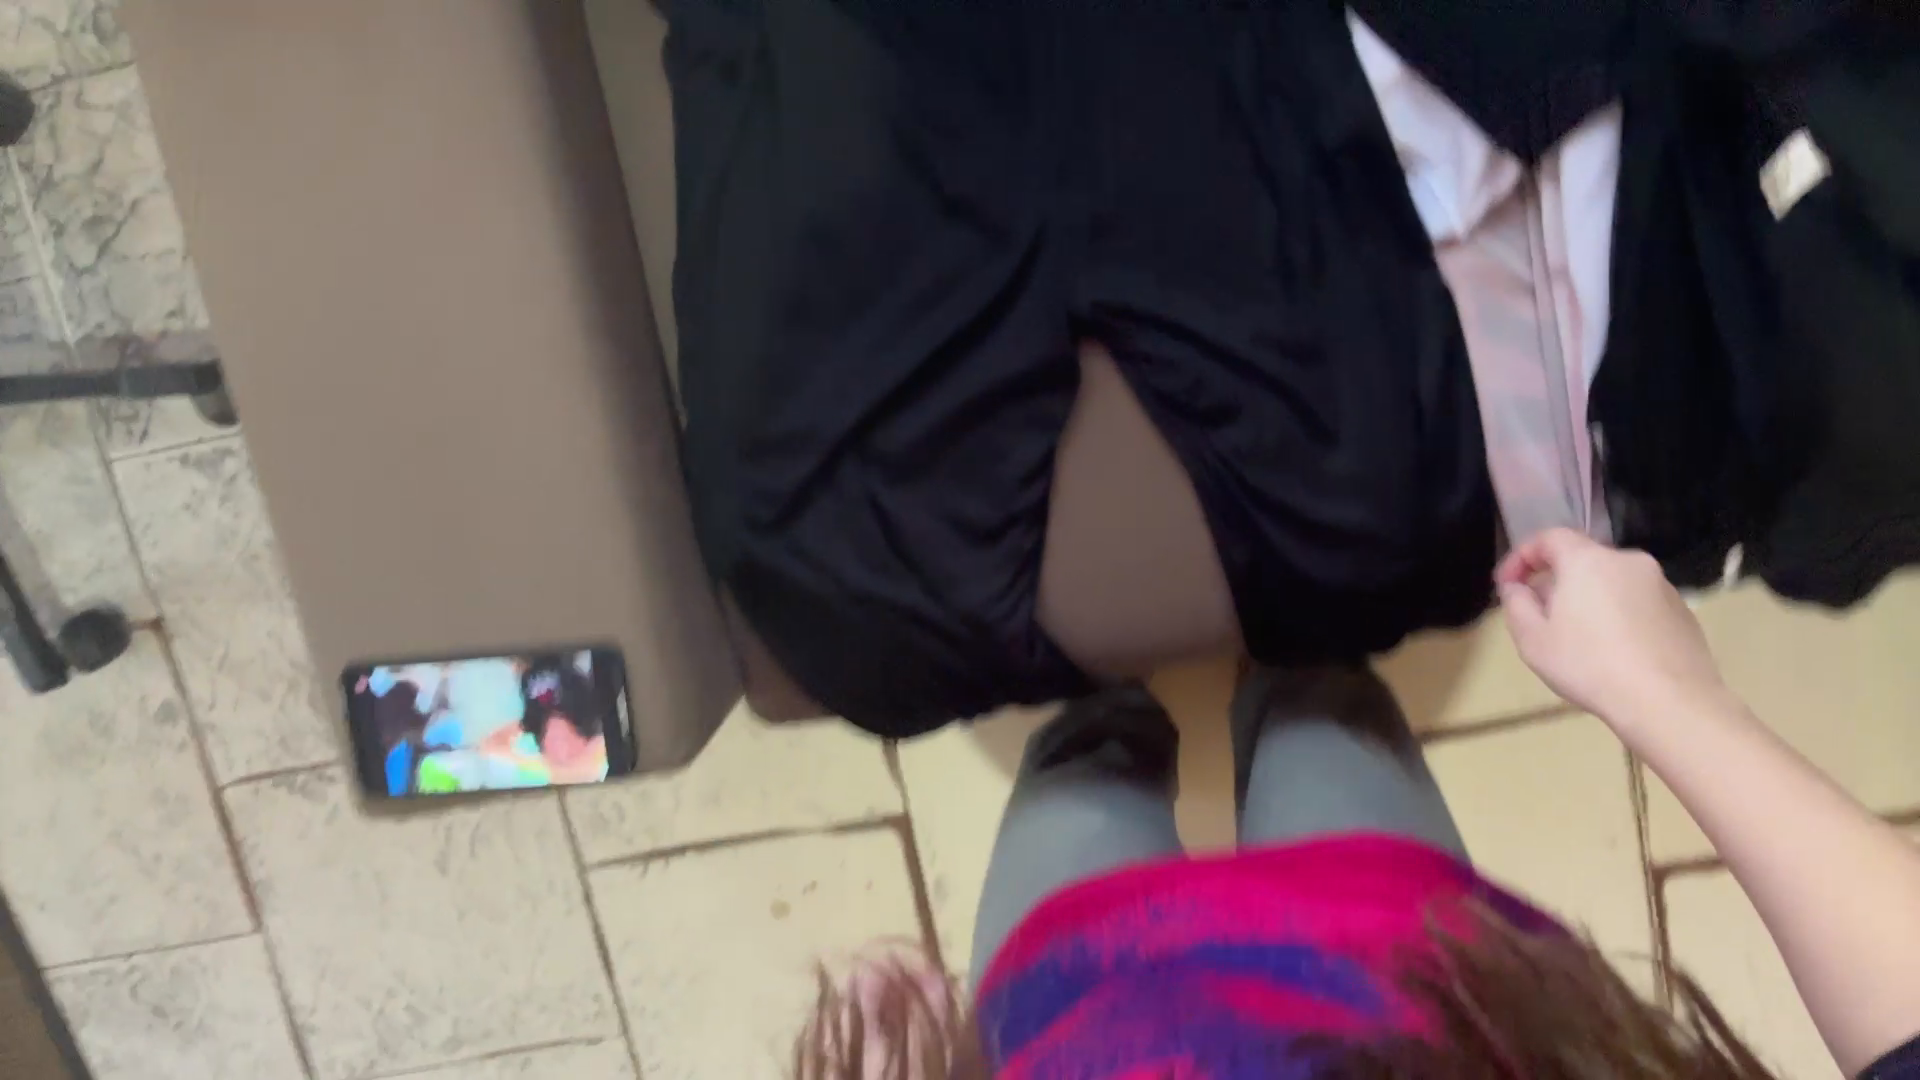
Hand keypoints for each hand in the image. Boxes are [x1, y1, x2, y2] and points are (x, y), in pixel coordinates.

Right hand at [1494, 528, 1727, 725]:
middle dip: (1554, 579)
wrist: (1669, 702)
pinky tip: (1609, 647)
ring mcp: (1662, 586)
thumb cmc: (1588, 664)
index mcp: (1589, 562)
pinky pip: (1635, 600)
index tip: (1507, 585)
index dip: (1521, 556)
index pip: (1549, 537)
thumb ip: (1516, 602)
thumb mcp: (1530, 636)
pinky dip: (1615, 612)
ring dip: (1586, 597)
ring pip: (1610, 580)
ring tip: (1574, 634)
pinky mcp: (1682, 611)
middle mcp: (1629, 563)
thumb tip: (1519, 588)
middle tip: (1538, 612)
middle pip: (1581, 559)